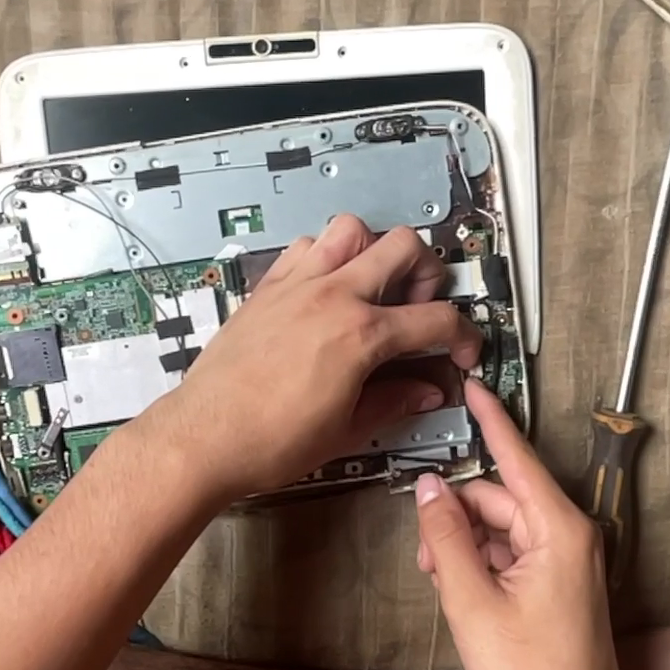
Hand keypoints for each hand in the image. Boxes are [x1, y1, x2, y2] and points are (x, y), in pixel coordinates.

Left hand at [143, 215, 482, 500]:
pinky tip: (326, 290)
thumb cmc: (269, 441)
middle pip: (404, 246)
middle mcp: (333, 296)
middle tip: (417, 308)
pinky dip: (325, 255)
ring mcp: (298, 285)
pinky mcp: (268, 288)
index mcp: (361, 335)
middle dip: (427, 273)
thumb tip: (427, 390)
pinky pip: (305, 246)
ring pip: (351, 229)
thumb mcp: (347, 430)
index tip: (462, 352)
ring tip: (372, 288)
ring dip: (373, 251)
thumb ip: (394, 401)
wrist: (205, 438)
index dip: (464, 337)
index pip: (437, 319)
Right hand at [415, 379, 632, 669]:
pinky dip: (481, 561)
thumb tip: (429, 488)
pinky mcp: (557, 579)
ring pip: (499, 526)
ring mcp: (565, 559)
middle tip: (425, 551)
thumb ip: (445, 537)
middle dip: (456, 516)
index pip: (517, 457)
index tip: (474, 385)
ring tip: (441, 581)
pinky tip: (461, 589)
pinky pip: (510, 550)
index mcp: (559, 530)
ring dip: (464, 544)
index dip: (491, 419)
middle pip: (497, 499)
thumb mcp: (471, 601)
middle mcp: (568, 535)